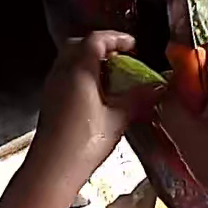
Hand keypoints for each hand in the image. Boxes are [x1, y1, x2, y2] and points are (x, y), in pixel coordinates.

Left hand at [27, 30, 156, 190]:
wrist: (52, 169)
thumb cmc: (84, 142)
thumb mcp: (118, 118)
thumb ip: (138, 98)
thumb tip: (158, 87)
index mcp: (78, 70)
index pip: (96, 40)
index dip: (117, 38)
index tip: (133, 46)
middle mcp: (61, 72)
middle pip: (79, 45)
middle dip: (101, 47)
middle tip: (122, 58)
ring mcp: (52, 87)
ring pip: (70, 61)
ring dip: (90, 62)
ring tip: (113, 77)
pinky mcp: (49, 102)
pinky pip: (65, 77)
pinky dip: (82, 76)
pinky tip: (98, 95)